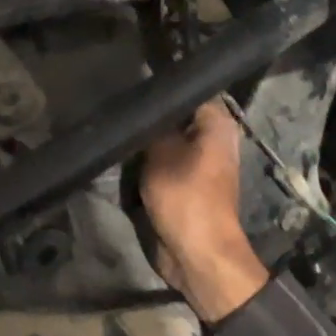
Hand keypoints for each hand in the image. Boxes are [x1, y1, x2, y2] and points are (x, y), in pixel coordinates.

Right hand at [141, 100, 270, 323]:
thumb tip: (142, 101)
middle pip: (175, 115)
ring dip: (145, 140)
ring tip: (118, 128)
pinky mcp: (188, 182)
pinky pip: (164, 162)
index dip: (159, 85)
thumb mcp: (160, 152)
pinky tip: (125, 154)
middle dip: (149, 115)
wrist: (198, 254)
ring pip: (166, 139)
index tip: (131, 81)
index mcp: (217, 122)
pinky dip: (148, 161)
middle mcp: (214, 136)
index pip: (187, 89)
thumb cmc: (184, 197)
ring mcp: (201, 161)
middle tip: (119, 106)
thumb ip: (152, 123)